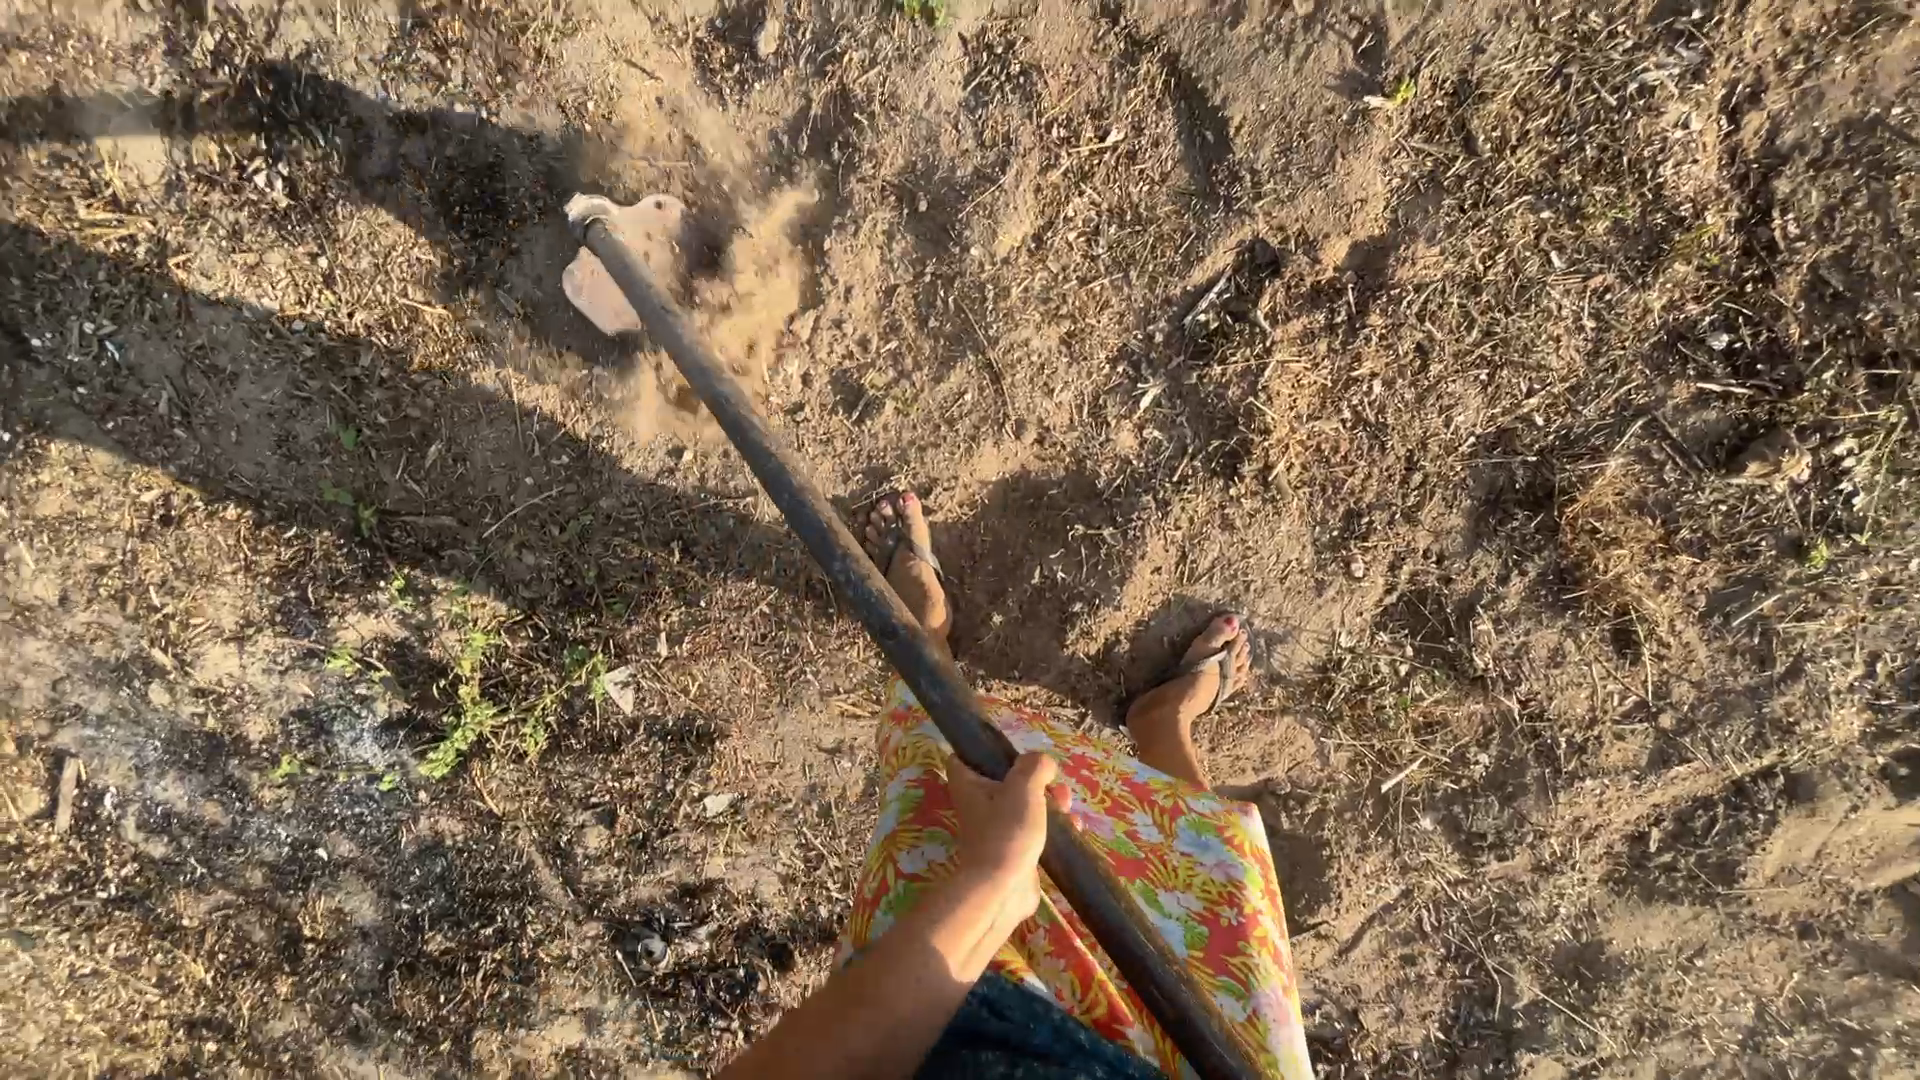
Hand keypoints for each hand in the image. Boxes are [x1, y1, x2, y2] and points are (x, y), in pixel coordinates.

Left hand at [946, 752, 1070, 924]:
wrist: (1003, 889)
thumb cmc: (1006, 830)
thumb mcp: (1023, 787)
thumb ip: (1034, 767)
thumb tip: (1043, 761)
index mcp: (969, 785)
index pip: (963, 758)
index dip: (983, 751)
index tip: (1009, 750)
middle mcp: (977, 805)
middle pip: (1003, 781)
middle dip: (1032, 778)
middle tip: (1053, 780)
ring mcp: (995, 830)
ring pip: (1022, 806)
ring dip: (1047, 801)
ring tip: (1067, 801)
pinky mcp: (1014, 851)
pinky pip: (1034, 831)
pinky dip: (1052, 826)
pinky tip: (1072, 826)